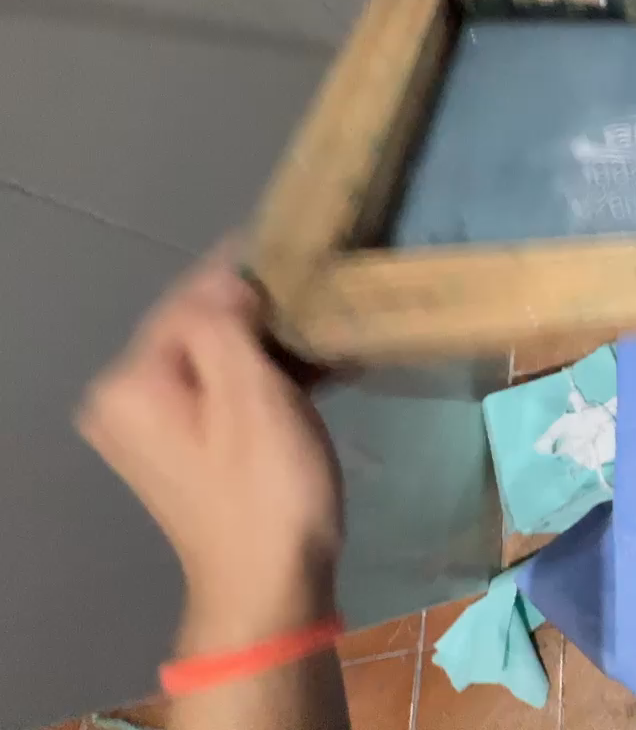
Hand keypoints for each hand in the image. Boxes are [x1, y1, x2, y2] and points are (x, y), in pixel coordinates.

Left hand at [78, 248, 342, 651]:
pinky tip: (323, 358)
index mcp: (136, 384)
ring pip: (222, 349)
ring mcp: (162, 419)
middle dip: (262, 296)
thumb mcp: (253, 402)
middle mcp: (133, 396)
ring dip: (275, 330)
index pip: (189, 299)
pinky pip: (232, 379)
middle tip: (327, 270)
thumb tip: (230, 280)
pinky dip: (274, 364)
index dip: (241, 264)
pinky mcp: (196, 437)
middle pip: (200, 322)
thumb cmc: (267, 485)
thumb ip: (228, 332)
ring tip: (334, 308)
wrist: (268, 571)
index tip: (296, 232)